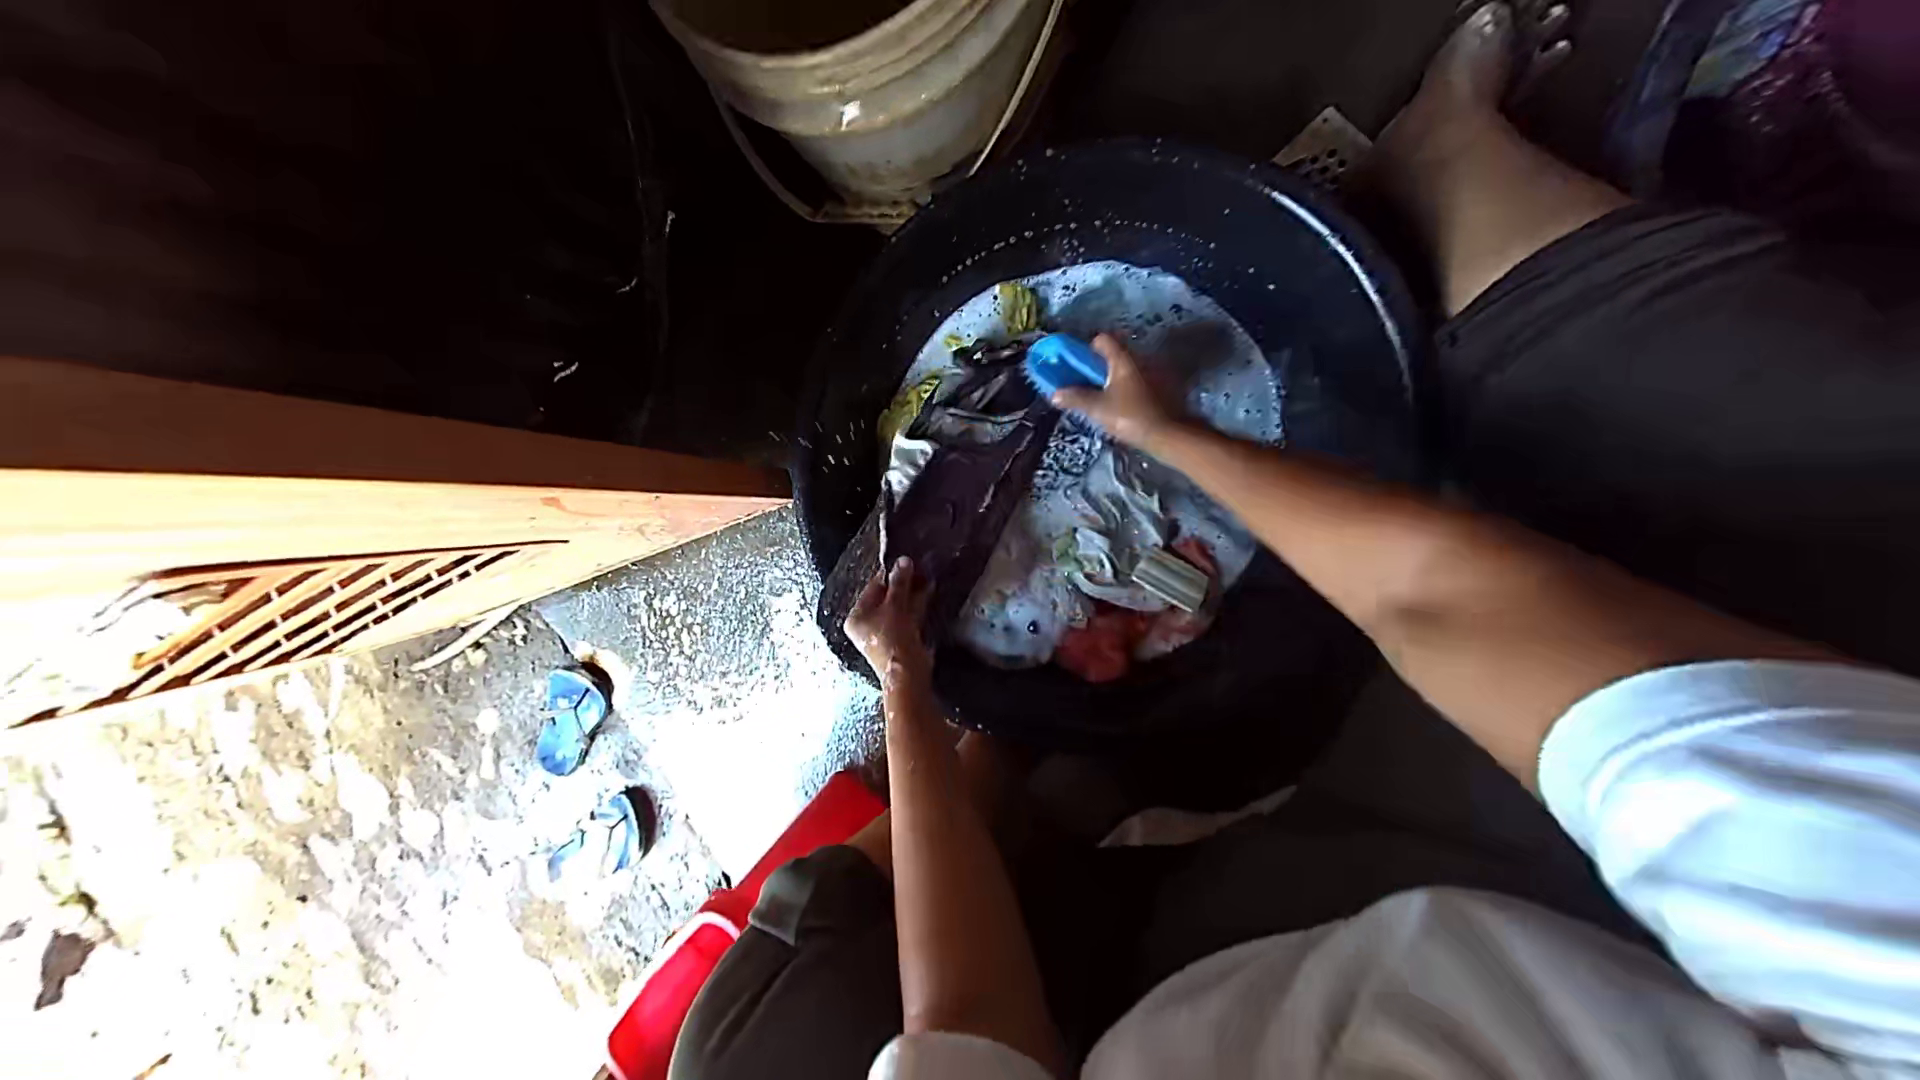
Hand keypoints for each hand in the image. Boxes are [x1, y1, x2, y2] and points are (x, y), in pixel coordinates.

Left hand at [845, 557, 933, 691]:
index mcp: (856, 618)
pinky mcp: (901, 640)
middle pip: (886, 598)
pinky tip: (928, 591)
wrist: (907, 673)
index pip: (872, 589)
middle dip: (903, 585)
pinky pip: (907, 617)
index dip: (889, 575)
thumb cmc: (892, 638)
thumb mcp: (895, 606)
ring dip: (912, 593)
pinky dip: (916, 606)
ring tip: (926, 576)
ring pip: (899, 608)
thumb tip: (903, 560)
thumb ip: (899, 583)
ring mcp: (885, 634)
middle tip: (917, 569)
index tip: (905, 563)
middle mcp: (867, 626)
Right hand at [1051, 333, 1179, 447]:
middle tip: (1088, 383)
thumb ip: (1075, 398)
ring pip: (1129, 367)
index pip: (1103, 340)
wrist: (1166, 434)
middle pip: (1116, 353)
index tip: (1080, 364)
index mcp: (1122, 359)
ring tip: (1105, 396)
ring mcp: (1155, 372)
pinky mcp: (1164, 387)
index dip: (1088, 348)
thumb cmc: (1129, 417)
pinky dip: (1130, 387)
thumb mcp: (1097, 409)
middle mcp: (1140, 359)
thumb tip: (1054, 394)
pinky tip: (1125, 404)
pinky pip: (1141, 379)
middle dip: (1101, 365)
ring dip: (1116, 377)